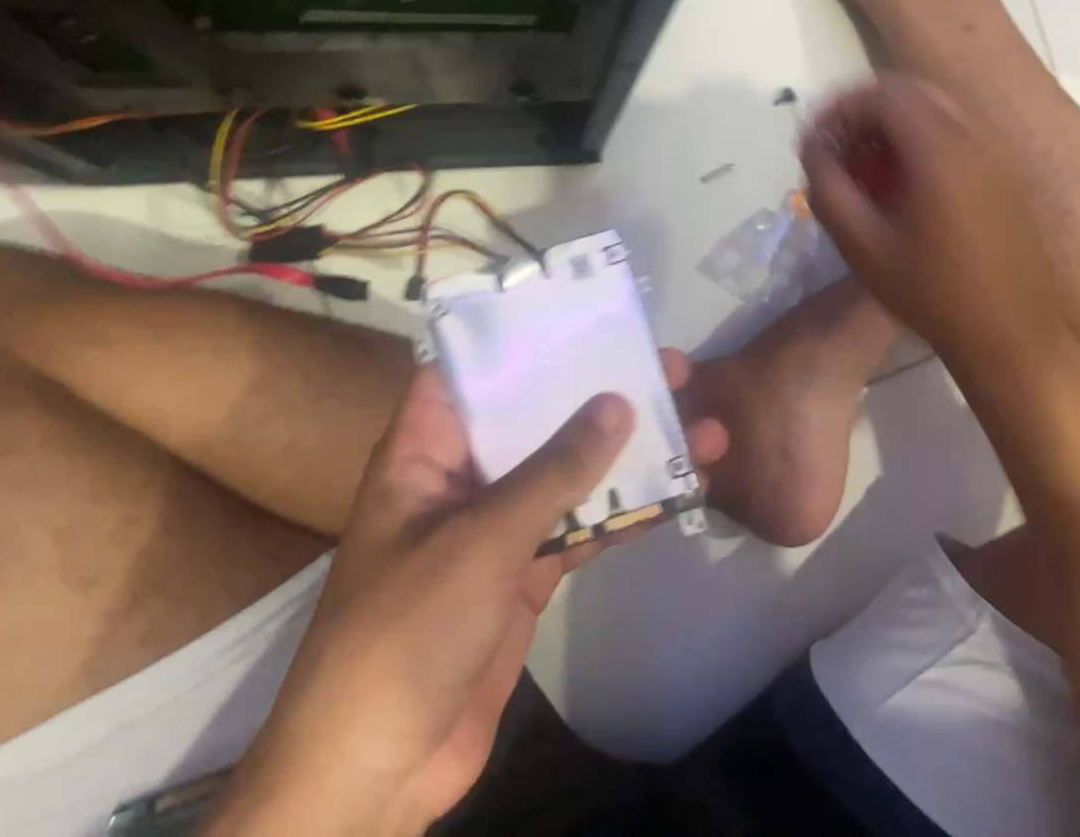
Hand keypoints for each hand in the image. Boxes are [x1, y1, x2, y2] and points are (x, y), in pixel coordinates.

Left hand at [206, 353, 726, 836]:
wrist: (379, 767)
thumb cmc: (405, 634)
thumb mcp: (479, 542)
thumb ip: (552, 473)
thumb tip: (616, 403)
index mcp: (422, 456)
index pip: (464, 373)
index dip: (517, 337)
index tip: (581, 311)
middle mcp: (460, 483)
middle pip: (534, 420)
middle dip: (598, 393)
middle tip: (669, 365)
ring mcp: (496, 533)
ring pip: (570, 476)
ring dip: (629, 454)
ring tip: (700, 423)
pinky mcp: (524, 578)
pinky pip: (582, 531)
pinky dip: (627, 514)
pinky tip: (681, 491)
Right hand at [800, 76, 1068, 364]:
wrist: (1012, 335)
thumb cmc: (933, 296)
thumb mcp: (864, 248)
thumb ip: (829, 190)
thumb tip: (812, 150)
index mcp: (941, 149)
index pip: (884, 94)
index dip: (841, 109)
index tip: (815, 142)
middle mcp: (977, 137)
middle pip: (912, 95)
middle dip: (866, 117)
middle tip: (838, 156)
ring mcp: (999, 154)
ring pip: (938, 113)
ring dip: (895, 131)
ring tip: (867, 176)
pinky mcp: (1008, 175)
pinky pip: (959, 137)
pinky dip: (923, 145)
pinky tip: (905, 192)